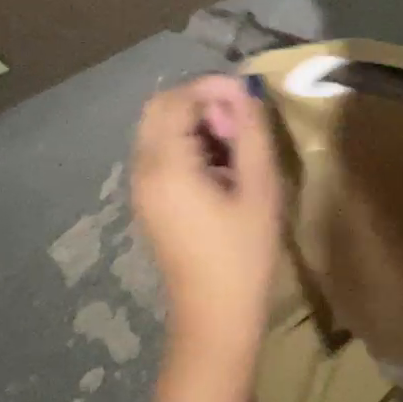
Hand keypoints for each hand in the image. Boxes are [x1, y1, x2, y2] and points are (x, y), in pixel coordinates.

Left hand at [131, 76, 282, 353]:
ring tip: (236, 143)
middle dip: (202, 99)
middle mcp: (143, 171)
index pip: (177, 99)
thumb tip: (244, 91)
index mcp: (166, 166)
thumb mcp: (260, 186)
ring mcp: (142, 188)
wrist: (215, 316)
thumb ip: (251, 132)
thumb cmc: (243, 252)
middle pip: (160, 108)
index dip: (213, 86)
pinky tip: (222, 164)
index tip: (249, 96)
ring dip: (197, 120)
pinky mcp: (151, 200)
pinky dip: (190, 140)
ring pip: (160, 127)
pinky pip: (162, 150)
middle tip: (239, 120)